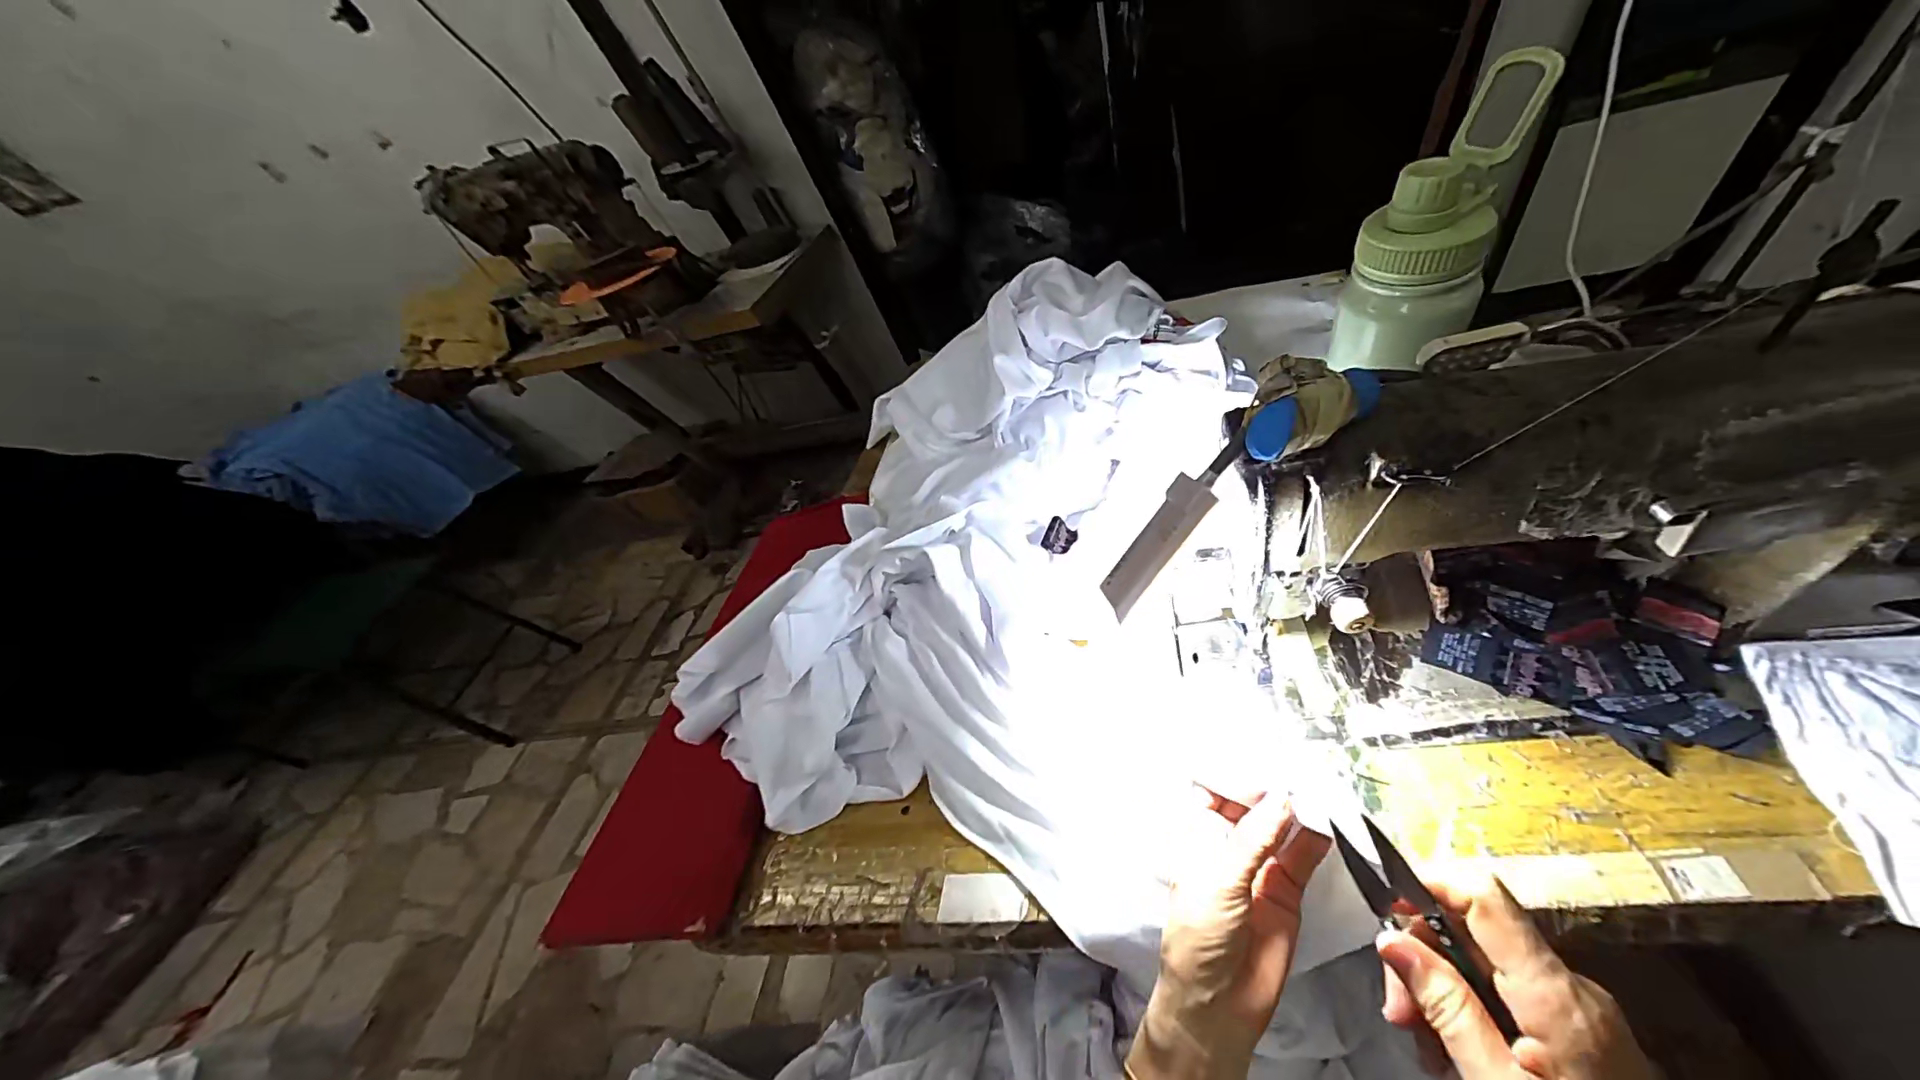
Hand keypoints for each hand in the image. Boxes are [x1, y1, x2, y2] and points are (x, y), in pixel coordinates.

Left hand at [1127, 790, 1329, 1079]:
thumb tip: (1279, 800)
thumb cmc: (1198, 938)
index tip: (1264, 762)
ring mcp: (1258, 868)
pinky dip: (1317, 840)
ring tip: (1320, 791)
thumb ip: (1253, 841)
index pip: (1215, 793)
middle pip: (1252, 807)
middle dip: (1272, 789)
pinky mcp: (1285, 891)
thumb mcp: (1221, 882)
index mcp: (1198, 838)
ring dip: (1299, 811)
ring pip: (1281, 829)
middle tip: (1299, 770)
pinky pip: (1302, 857)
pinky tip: (1329, 823)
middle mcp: (1227, 848)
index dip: (1237, 776)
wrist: (1218, 1003)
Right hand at [1377, 875, 1653, 1079]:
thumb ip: (1448, 1009)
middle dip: (1425, 957)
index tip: (1388, 913)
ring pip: (1487, 964)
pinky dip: (1474, 1008)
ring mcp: (1585, 1010)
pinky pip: (1512, 993)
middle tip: (1398, 1012)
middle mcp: (1574, 988)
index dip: (1429, 886)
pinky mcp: (1586, 1032)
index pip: (1484, 897)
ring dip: (1443, 988)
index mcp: (1555, 995)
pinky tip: (1460, 1048)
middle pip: (1476, 933)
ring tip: (1427, 1044)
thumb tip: (1391, 940)